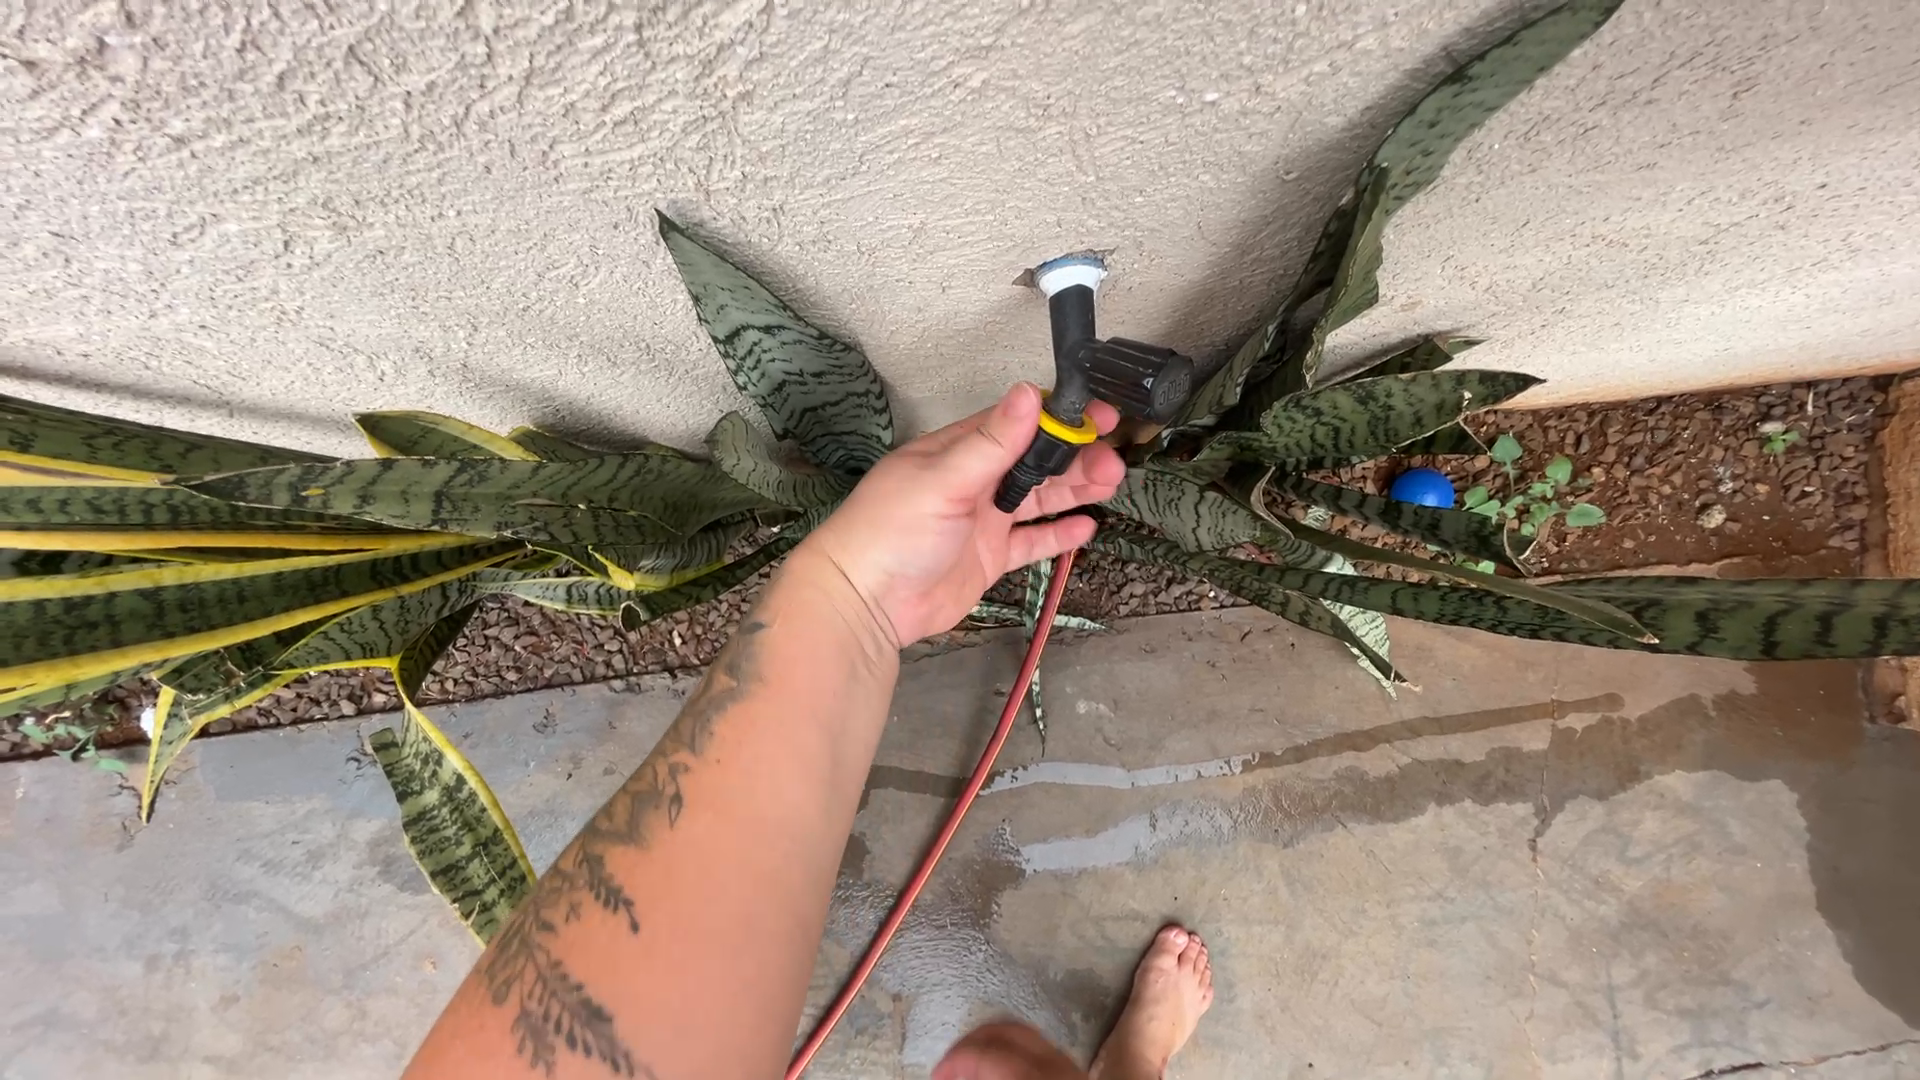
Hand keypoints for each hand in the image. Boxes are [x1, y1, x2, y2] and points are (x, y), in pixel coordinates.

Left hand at [801, 382, 1124, 648]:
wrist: (867, 603)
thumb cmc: (891, 531)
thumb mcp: (943, 479)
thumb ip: (990, 442)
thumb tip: (1027, 393)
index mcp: (957, 452)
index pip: (1015, 424)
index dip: (1058, 418)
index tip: (1097, 415)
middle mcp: (973, 482)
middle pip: (1033, 461)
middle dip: (1074, 457)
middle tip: (1111, 458)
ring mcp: (982, 521)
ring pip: (1038, 499)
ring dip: (1073, 489)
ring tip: (1109, 481)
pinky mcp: (988, 558)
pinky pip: (1031, 541)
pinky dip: (1057, 534)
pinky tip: (1086, 525)